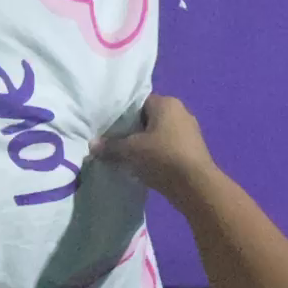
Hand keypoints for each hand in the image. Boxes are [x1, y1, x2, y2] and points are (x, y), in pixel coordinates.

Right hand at [91, 93, 219, 201]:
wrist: (196, 186)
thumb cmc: (162, 157)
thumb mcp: (131, 151)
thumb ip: (110, 146)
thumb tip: (92, 145)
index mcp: (166, 103)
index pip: (139, 102)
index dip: (122, 114)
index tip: (109, 127)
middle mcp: (180, 112)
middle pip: (148, 118)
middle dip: (133, 130)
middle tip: (115, 142)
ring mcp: (189, 131)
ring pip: (159, 133)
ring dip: (145, 144)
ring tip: (127, 156)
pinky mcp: (193, 150)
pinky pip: (168, 147)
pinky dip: (156, 154)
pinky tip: (144, 166)